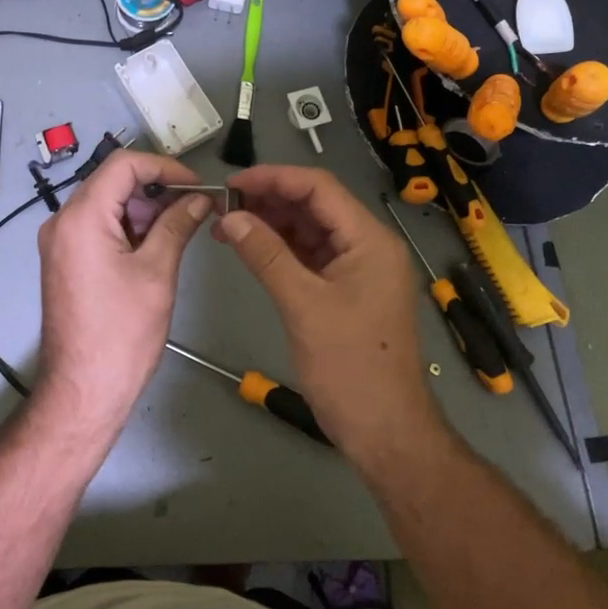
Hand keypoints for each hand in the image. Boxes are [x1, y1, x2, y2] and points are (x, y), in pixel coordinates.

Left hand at [35, 150, 211, 427]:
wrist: (83, 390)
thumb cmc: (121, 335)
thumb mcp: (157, 273)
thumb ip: (177, 226)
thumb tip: (198, 200)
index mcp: (80, 218)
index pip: (123, 165)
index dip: (164, 166)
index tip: (196, 184)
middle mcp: (62, 222)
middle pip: (112, 182)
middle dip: (156, 188)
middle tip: (194, 207)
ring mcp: (60, 242)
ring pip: (107, 204)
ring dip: (144, 209)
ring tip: (181, 228)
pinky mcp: (65, 261)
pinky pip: (98, 227)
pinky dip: (128, 227)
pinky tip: (157, 244)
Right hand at [213, 166, 445, 460]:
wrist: (385, 431)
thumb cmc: (349, 366)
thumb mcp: (302, 305)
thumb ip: (266, 255)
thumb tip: (229, 216)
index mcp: (369, 240)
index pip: (318, 187)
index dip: (273, 178)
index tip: (230, 184)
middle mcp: (368, 246)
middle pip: (315, 204)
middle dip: (269, 199)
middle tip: (222, 206)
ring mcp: (358, 269)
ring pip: (311, 228)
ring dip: (272, 223)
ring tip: (228, 225)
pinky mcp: (347, 290)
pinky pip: (311, 255)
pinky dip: (281, 248)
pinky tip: (250, 249)